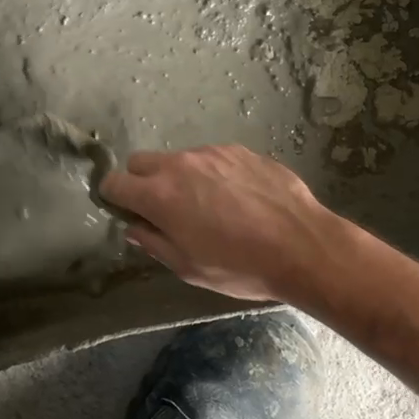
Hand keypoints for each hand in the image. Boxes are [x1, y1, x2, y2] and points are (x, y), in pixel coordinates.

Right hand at [99, 145, 353, 305]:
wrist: (304, 247)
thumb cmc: (241, 266)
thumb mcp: (189, 268)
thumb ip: (154, 243)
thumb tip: (134, 228)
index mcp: (159, 195)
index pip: (114, 182)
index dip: (113, 197)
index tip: (125, 211)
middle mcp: (178, 165)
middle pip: (140, 162)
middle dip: (142, 182)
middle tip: (165, 210)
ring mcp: (210, 153)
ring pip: (178, 160)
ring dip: (181, 178)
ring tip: (211, 207)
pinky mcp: (238, 150)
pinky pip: (212, 159)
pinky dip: (213, 175)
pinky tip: (239, 199)